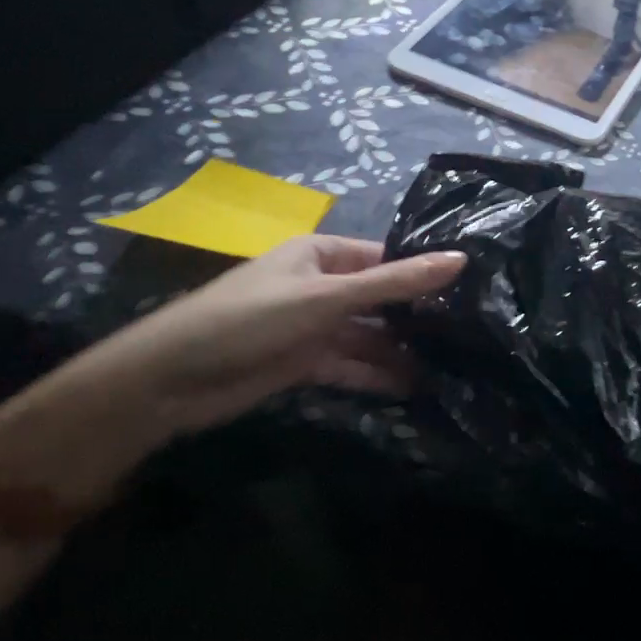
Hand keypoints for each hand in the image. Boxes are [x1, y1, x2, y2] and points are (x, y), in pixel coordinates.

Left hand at [79, 236, 466, 439]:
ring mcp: (313, 326)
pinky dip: (379, 375)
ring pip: (371, 335)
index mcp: (323, 254)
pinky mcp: (304, 362)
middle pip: (383, 298)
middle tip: (474, 328)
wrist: (163, 384)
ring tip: (454, 364)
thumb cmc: (247, 320)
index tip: (476, 286)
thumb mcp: (327, 296)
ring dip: (403, 350)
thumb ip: (395, 282)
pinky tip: (416, 386)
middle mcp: (322, 285)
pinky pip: (352, 365)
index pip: (390, 257)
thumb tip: (462, 259)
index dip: (428, 270)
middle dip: (421, 315)